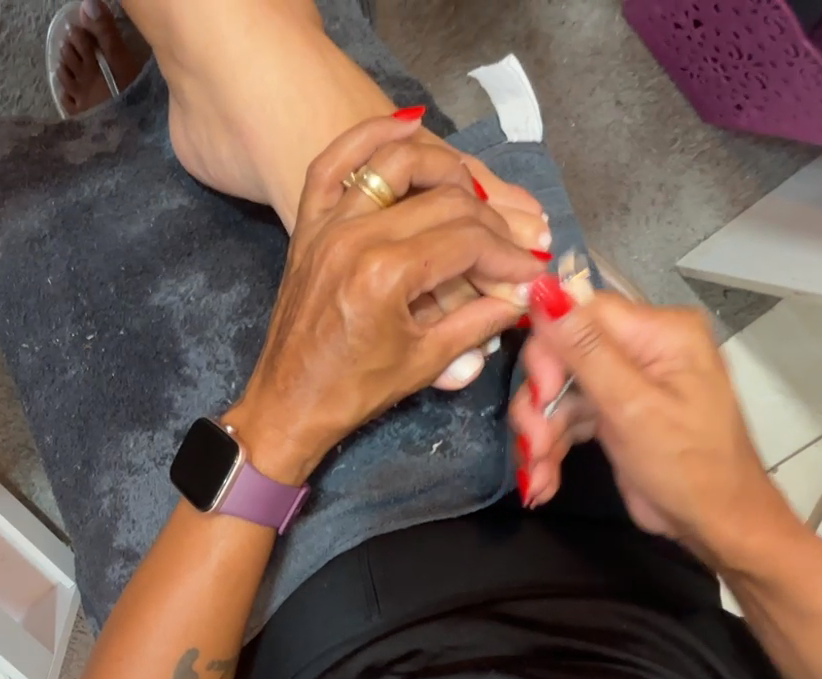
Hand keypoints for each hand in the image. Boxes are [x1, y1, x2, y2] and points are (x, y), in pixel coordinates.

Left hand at [225, 114, 544, 483]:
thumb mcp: (425, 361)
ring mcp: (328, 226)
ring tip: (472, 194)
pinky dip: (368, 139)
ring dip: (444, 167)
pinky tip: (406, 130)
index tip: (532, 271)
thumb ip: (480, 320)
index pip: (468, 240)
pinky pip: (333, 164)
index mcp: (386, 274)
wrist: (289, 404)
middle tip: (512, 247)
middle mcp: (356, 237)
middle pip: (445, 200)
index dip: (508, 255)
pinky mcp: (308, 227)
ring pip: (397, 162)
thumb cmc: (353, 391)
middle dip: (490, 224)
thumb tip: (526, 292)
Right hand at [514, 288, 801, 564]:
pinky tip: (545, 481)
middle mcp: (641, 348)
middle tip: (536, 446)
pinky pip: (565, 418)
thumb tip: (544, 292)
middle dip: (539, 404)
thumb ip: (587, 351)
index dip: (548, 351)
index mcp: (660, 333)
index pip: (580, 314)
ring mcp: (624, 382)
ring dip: (540, 435)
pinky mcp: (611, 412)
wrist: (714, 522)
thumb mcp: (633, 408)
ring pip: (555, 392)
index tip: (541, 395)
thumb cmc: (687, 466)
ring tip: (540, 474)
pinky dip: (550, 449)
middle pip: (561, 356)